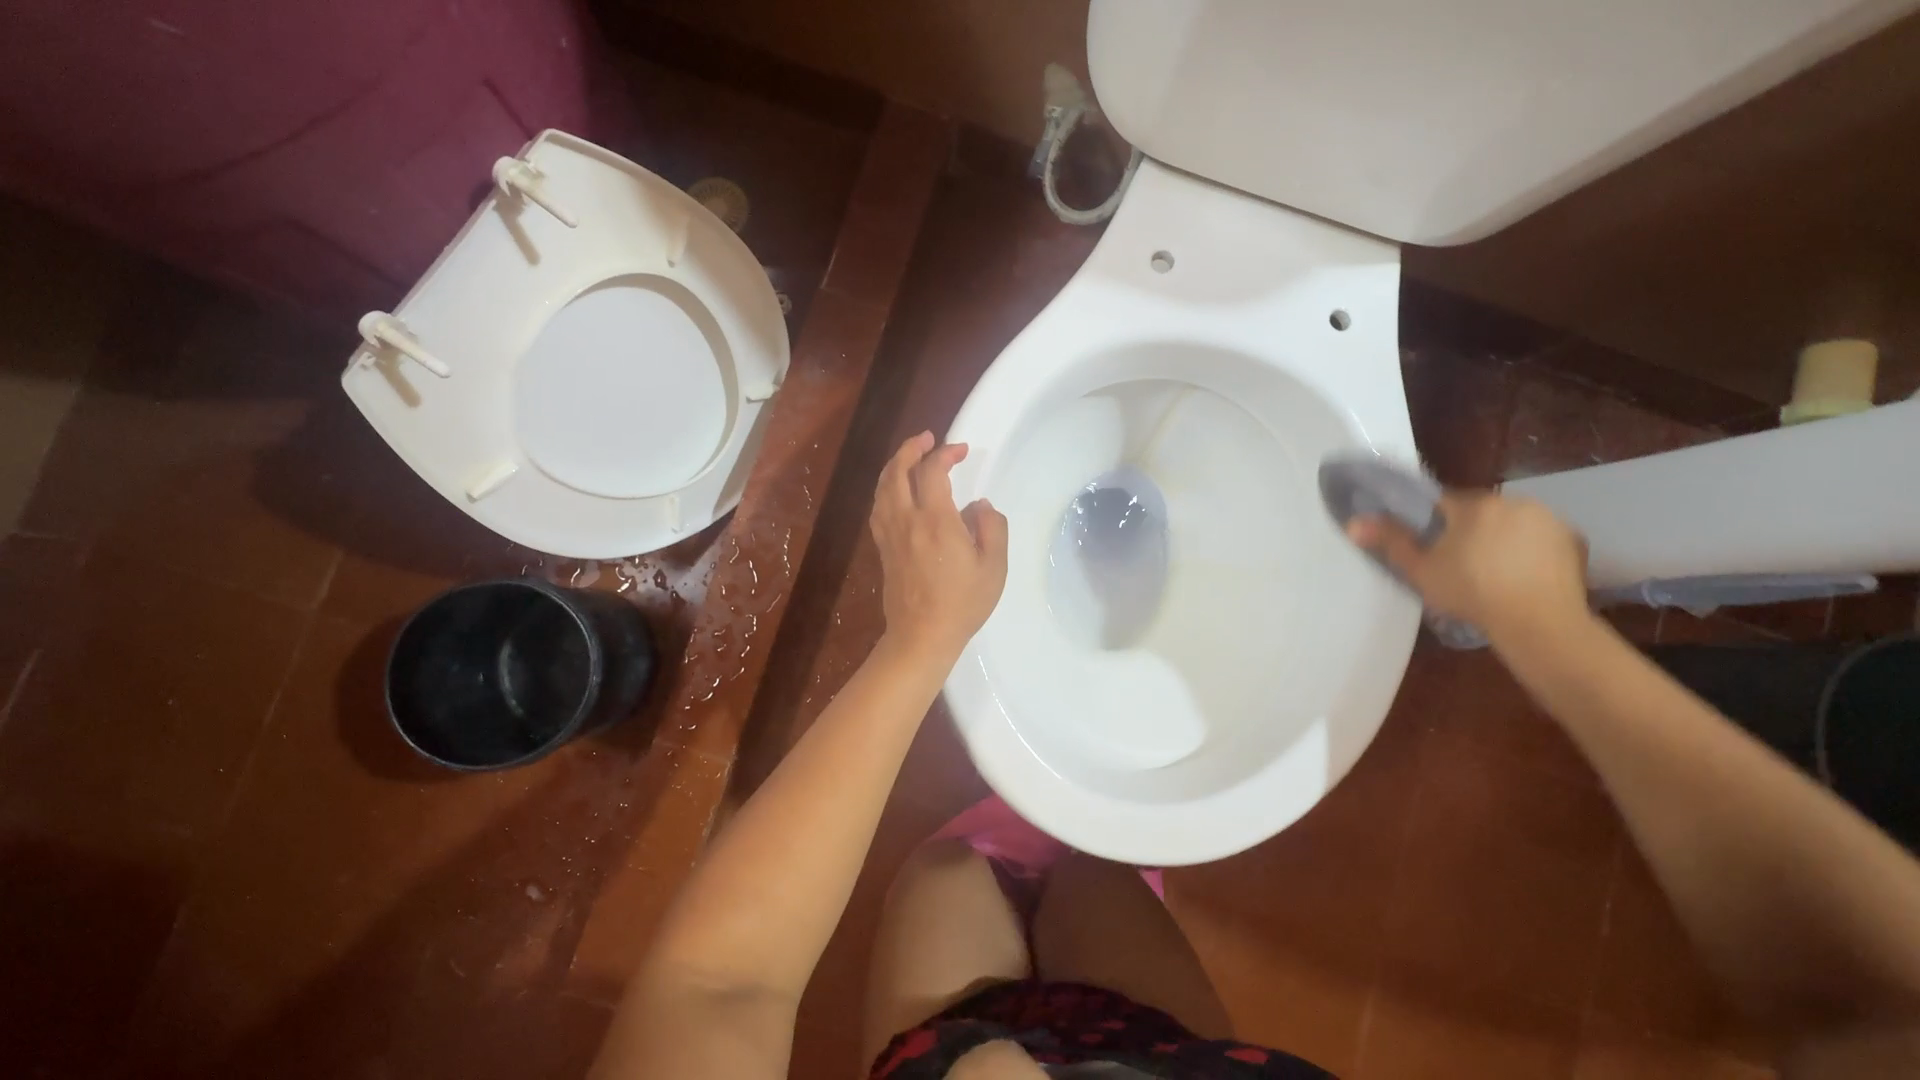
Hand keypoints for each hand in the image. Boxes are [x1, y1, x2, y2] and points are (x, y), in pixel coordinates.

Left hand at [870, 432, 1009, 662]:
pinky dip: (886, 488)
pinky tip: (895, 490)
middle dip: (912, 448)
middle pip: (899, 471)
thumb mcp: (993, 567)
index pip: (933, 471)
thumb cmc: (963, 603)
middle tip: (927, 438)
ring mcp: (890, 534)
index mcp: (936, 521)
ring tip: (910, 456)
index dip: (945, 453)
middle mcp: (907, 520)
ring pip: (884, 487)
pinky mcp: (883, 548)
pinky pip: (878, 506)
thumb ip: (991, 528)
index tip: (960, 450)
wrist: (922, 636)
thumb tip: (979, 506)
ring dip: (896, 465)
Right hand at [1347, 490, 1589, 641]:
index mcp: (1473, 504)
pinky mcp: (1573, 540)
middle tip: (1459, 566)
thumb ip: (1391, 542)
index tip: (1431, 549)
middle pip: (1479, 513)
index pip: (1442, 502)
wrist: (1539, 622)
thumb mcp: (1422, 571)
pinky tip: (1523, 579)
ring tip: (1493, 576)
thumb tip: (1353, 522)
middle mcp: (1513, 501)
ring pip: (1512, 524)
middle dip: (1469, 532)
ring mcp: (1548, 519)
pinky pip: (1541, 541)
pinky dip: (1531, 554)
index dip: (1433, 524)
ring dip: (1501, 541)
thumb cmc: (1472, 592)